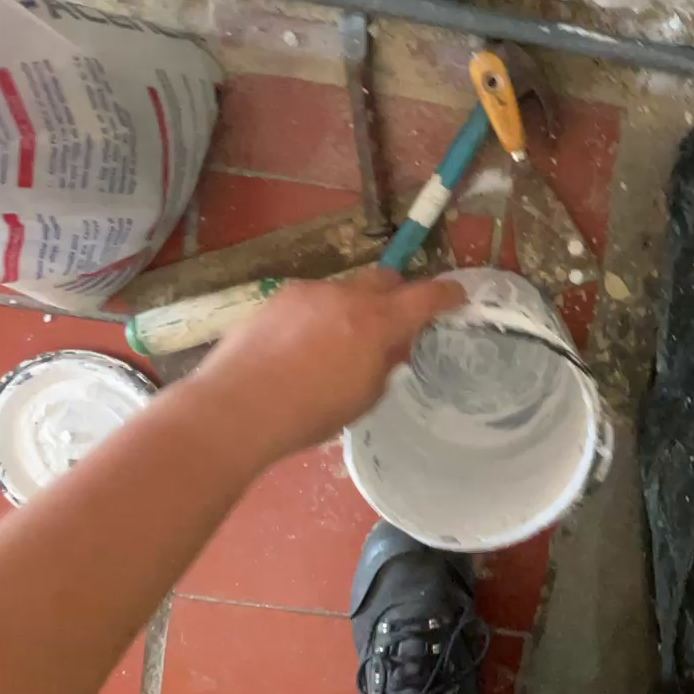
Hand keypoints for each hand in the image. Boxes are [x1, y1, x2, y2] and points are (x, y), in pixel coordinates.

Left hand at [177, 268, 463, 463]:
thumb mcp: (365, 396)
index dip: (447, 295)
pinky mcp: (277, 298)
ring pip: (346, 290)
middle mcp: (346, 296)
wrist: (235, 409)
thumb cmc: (310, 413)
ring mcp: (309, 292)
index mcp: (376, 323)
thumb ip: (385, 364)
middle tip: (391, 325)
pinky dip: (320, 315)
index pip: (425, 297)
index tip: (458, 296)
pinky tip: (301, 346)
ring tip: (336, 345)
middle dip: (396, 296)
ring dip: (353, 309)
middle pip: (386, 279)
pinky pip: (313, 299)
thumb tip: (392, 347)